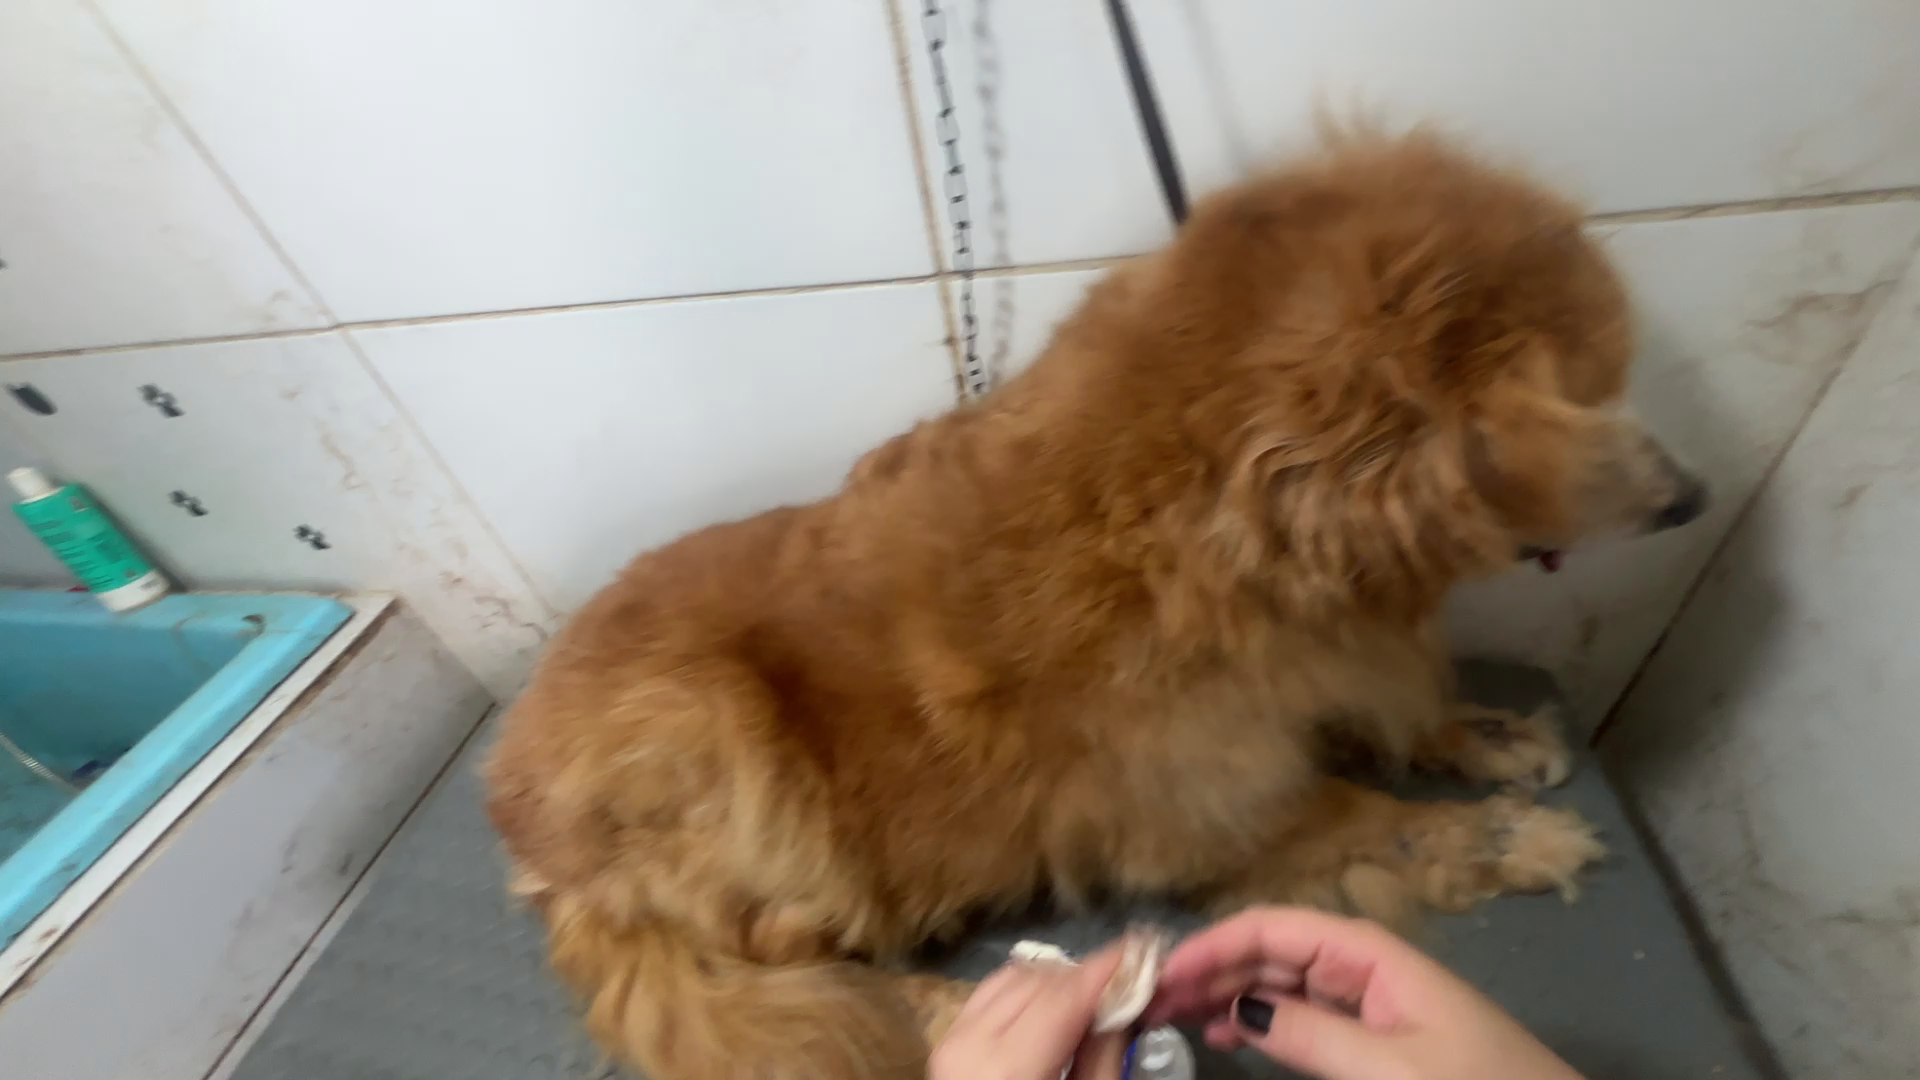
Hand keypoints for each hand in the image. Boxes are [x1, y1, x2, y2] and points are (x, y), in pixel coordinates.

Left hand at [930, 944, 1132, 1079]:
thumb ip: (1102, 1059)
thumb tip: (1121, 1002)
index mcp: (1005, 1072)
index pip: (1063, 998)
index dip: (1105, 969)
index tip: (1142, 948)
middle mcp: (968, 1044)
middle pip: (1041, 983)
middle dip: (1086, 978)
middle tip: (1127, 982)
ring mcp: (950, 1040)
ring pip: (1016, 978)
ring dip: (1058, 982)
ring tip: (1095, 998)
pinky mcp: (947, 1042)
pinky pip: (992, 992)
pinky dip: (1027, 989)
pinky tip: (1054, 1004)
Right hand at [1147, 907, 1582, 1079]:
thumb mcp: (1392, 1070)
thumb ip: (1309, 1032)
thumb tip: (1236, 1005)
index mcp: (1361, 949)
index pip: (1267, 929)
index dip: (1211, 945)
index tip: (1163, 972)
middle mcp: (1353, 962)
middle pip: (1263, 952)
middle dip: (1206, 970)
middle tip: (1150, 999)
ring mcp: (1360, 998)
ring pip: (1273, 983)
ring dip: (1221, 995)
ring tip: (1172, 1015)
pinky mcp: (1368, 1033)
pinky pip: (1296, 1014)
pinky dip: (1253, 1020)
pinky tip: (1221, 1031)